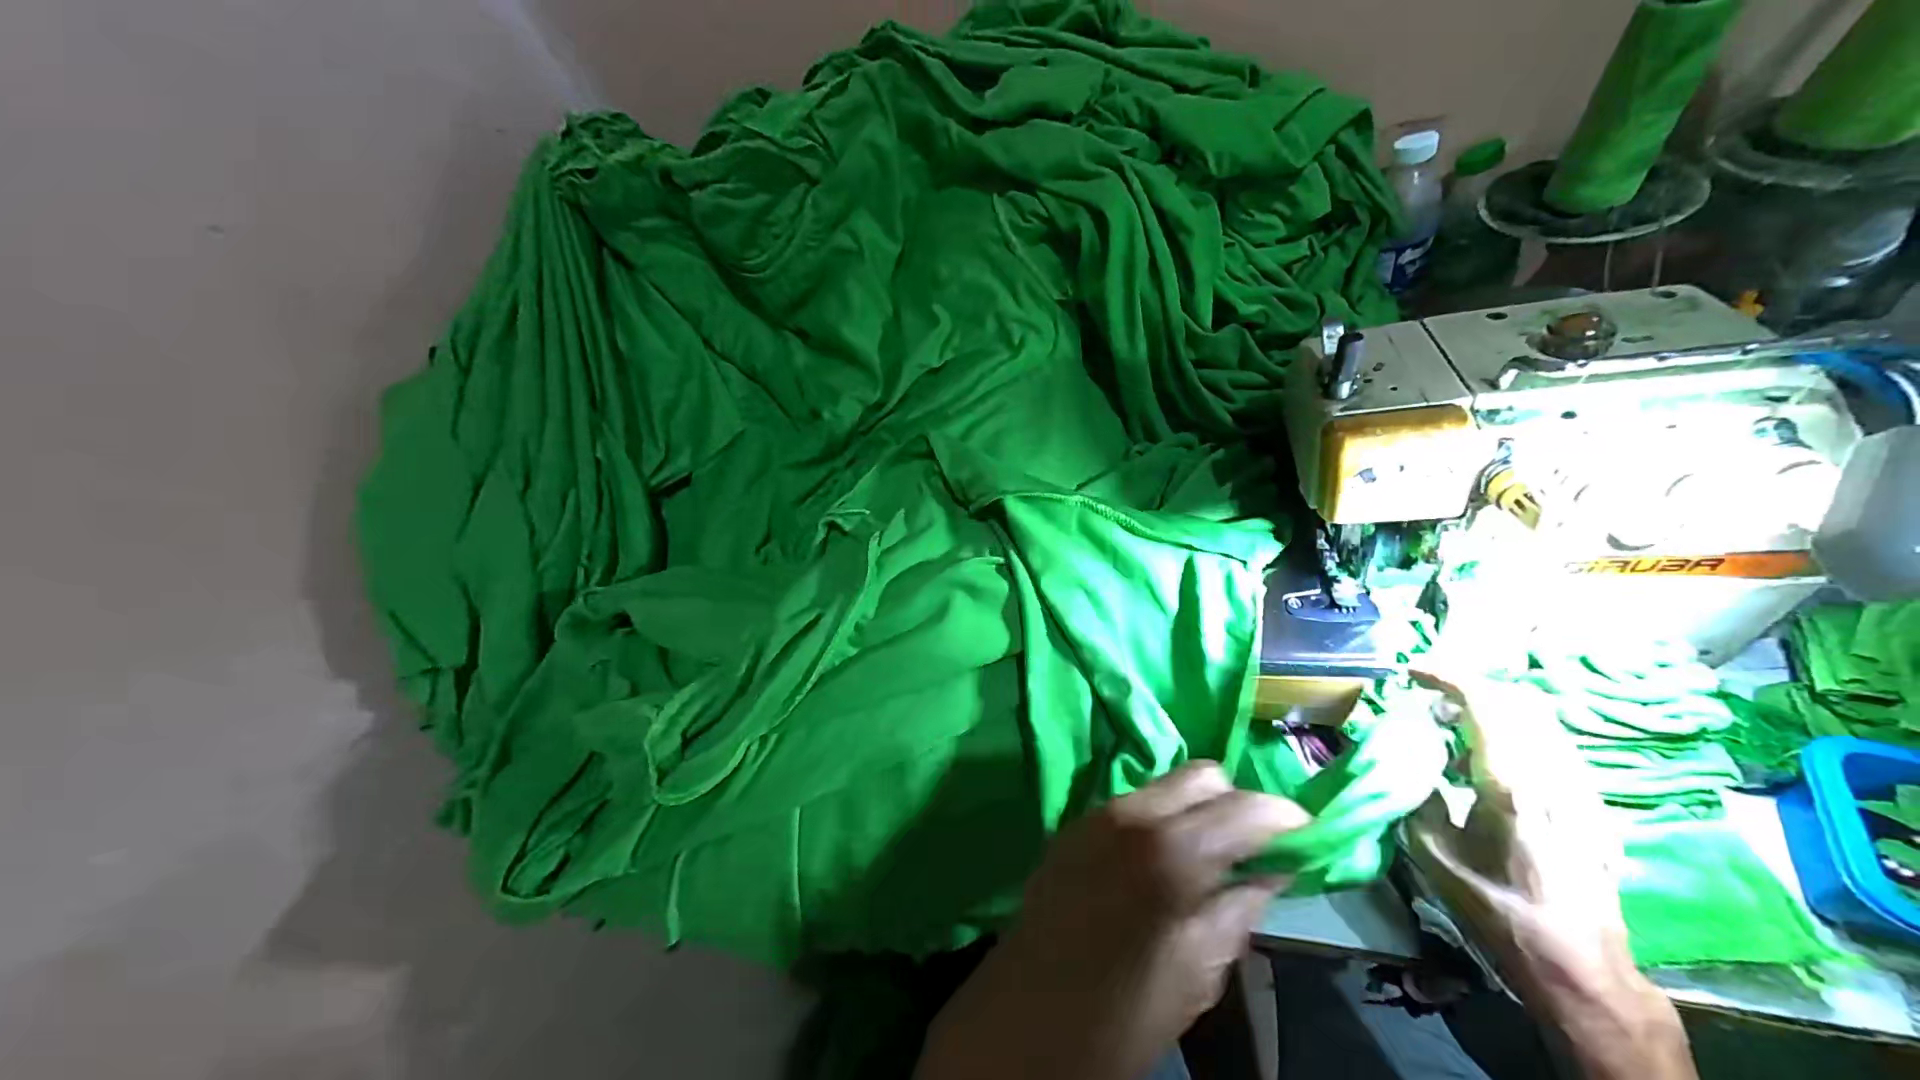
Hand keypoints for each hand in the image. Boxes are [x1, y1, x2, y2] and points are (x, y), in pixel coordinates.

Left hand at [915, 762, 1308, 1079]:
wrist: (1022, 1020)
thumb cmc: (1119, 1014)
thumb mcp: (1196, 973)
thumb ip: (1236, 912)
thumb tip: (1267, 875)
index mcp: (1169, 852)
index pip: (1243, 807)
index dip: (1283, 818)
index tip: (1306, 836)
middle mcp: (1130, 815)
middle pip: (1201, 775)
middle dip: (1237, 801)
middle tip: (1254, 845)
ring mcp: (1094, 815)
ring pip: (1163, 783)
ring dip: (1196, 807)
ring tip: (1211, 853)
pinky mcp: (1072, 827)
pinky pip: (1131, 803)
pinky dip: (1160, 816)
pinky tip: (1164, 859)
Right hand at [1404, 665, 1696, 1079]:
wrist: (1580, 968)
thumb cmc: (1498, 911)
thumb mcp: (1435, 855)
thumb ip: (1419, 795)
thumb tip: (1408, 760)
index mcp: (1511, 785)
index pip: (1483, 704)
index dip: (1445, 676)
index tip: (1412, 671)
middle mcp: (1555, 777)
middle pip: (1517, 703)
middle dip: (1469, 688)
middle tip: (1430, 697)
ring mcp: (1583, 792)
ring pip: (1540, 723)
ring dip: (1495, 710)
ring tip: (1455, 725)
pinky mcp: (1594, 809)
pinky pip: (1553, 749)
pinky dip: (1516, 735)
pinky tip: (1492, 761)